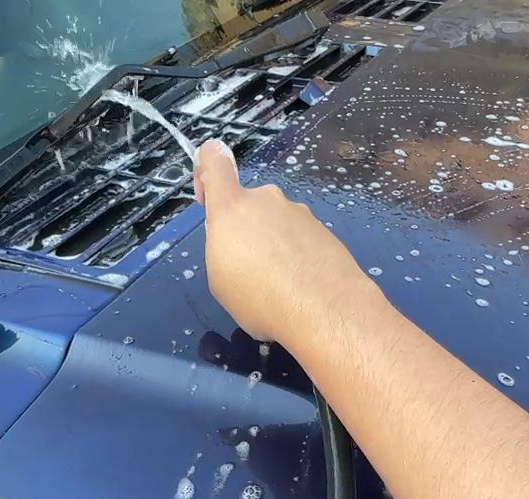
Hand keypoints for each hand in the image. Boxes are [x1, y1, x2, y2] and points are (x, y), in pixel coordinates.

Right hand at [193, 140, 379, 344]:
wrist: (323, 308)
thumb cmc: (261, 297)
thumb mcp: (220, 280)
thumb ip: (221, 246)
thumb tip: (233, 241)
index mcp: (233, 208)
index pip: (214, 160)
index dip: (206, 171)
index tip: (208, 198)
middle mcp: (267, 200)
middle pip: (248, 206)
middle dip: (245, 233)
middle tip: (249, 272)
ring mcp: (298, 212)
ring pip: (276, 224)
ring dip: (273, 248)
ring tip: (277, 286)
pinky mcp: (322, 229)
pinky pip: (299, 239)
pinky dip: (295, 257)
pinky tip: (299, 287)